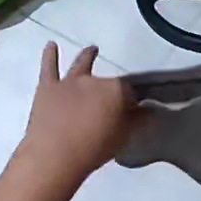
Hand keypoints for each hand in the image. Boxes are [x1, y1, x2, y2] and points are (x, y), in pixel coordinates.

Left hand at [20, 43, 132, 178]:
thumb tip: (151, 110)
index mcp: (116, 90)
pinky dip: (50, 55)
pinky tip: (51, 45)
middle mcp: (94, 80)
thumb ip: (139, 120)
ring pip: (81, 64)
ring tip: (92, 48)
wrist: (54, 156)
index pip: (129, 91)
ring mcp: (69, 82)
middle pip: (107, 81)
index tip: (131, 111)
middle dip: (111, 89)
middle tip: (111, 103)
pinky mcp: (48, 87)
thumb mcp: (124, 136)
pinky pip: (49, 67)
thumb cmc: (94, 148)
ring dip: (88, 55)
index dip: (131, 101)